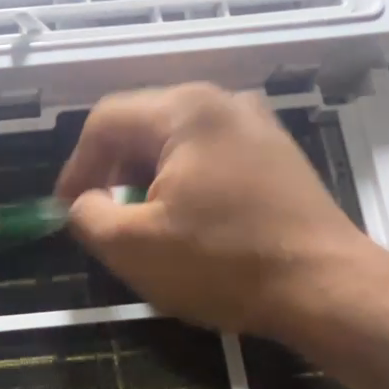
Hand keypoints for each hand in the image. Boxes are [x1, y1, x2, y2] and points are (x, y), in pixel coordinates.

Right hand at [56, 83, 378, 335]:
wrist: (322, 286)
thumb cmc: (221, 263)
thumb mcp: (131, 247)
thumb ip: (87, 216)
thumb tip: (83, 203)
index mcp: (185, 111)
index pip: (105, 120)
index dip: (75, 166)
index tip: (66, 211)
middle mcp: (223, 102)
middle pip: (142, 125)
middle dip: (112, 173)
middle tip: (102, 219)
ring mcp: (257, 125)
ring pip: (176, 143)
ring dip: (146, 181)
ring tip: (142, 227)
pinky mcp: (277, 155)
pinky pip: (210, 156)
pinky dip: (183, 184)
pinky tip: (187, 225)